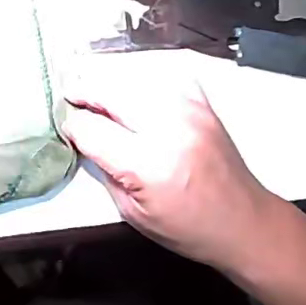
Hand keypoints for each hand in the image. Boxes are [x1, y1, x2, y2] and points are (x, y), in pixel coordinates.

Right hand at [62, 66, 285, 272]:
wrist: (242, 221)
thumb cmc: (188, 227)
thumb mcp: (132, 212)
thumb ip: (105, 170)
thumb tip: (84, 138)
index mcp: (147, 164)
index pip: (92, 128)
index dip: (71, 125)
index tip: (63, 124)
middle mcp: (168, 129)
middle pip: (110, 92)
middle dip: (84, 91)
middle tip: (69, 95)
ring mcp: (188, 110)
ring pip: (134, 77)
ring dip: (110, 81)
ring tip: (95, 92)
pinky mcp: (201, 104)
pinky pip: (163, 77)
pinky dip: (142, 80)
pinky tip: (134, 92)